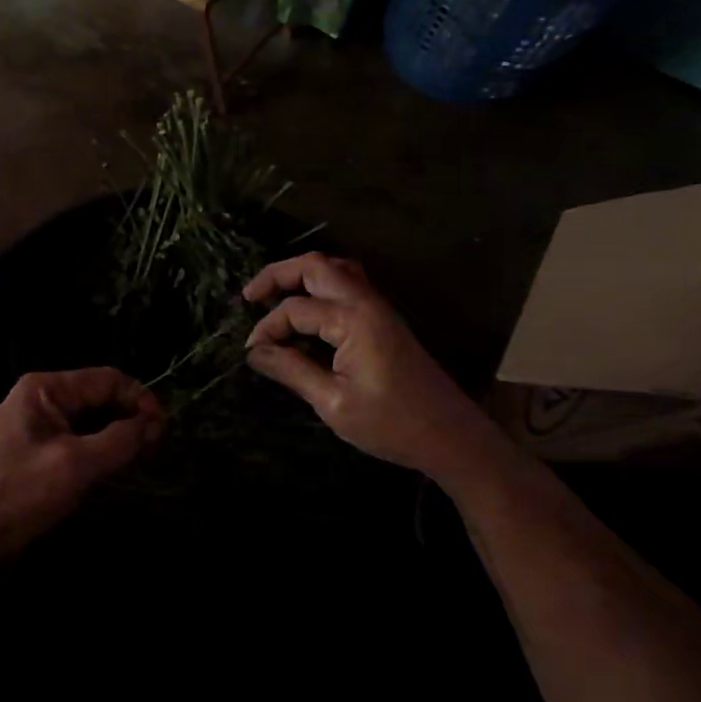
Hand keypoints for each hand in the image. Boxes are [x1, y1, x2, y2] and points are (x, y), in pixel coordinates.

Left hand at [0, 368, 162, 585]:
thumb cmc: (16, 496)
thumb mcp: (75, 466)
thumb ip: (120, 440)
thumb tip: (153, 423)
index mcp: (45, 388)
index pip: (108, 379)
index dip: (140, 400)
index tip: (164, 432)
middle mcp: (39, 398)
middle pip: (98, 396)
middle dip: (130, 418)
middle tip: (153, 451)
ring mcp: (33, 425)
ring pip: (88, 420)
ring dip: (115, 436)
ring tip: (138, 461)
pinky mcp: (31, 451)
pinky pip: (74, 439)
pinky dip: (97, 450)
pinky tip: (110, 470)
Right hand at [243, 253, 481, 474]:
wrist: (450, 436)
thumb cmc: (391, 425)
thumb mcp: (333, 404)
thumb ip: (291, 371)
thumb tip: (254, 352)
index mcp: (353, 320)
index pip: (295, 308)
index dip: (266, 327)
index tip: (251, 353)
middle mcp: (366, 302)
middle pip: (316, 266)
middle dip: (277, 275)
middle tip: (249, 296)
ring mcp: (379, 308)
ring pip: (336, 269)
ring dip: (302, 276)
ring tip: (275, 295)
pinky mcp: (385, 320)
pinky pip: (349, 285)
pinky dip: (321, 287)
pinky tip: (308, 309)